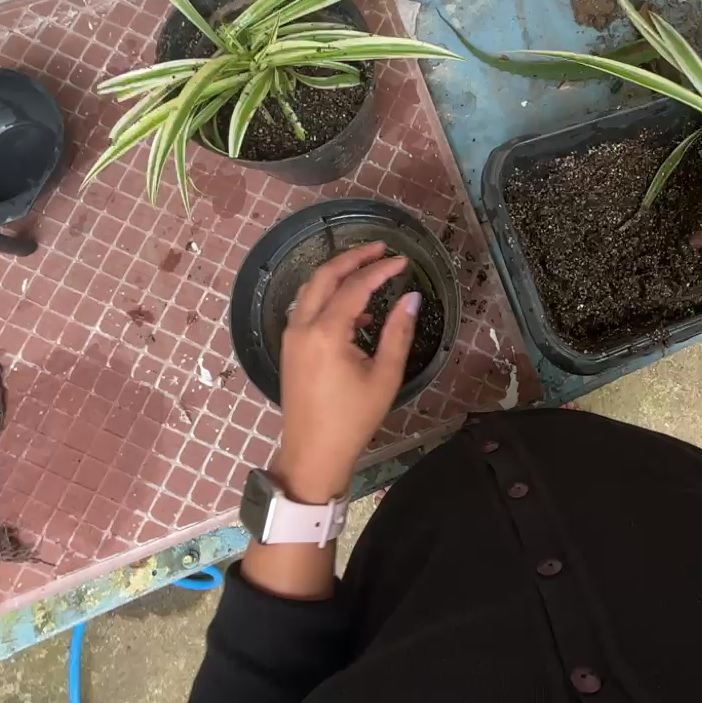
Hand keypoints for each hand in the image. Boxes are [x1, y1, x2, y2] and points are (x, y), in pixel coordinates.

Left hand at [273, 242, 420, 502]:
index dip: (381, 269)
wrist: (313, 453)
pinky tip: (357, 309)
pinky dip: (330, 296)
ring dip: (339, 274)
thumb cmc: (352, 419)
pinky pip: (308, 307)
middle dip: (353, 258)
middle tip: (381, 249)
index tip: (403, 260)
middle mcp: (302, 327)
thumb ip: (398, 332)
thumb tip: (411, 297)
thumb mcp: (384, 376)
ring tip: (369, 268)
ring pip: (312, 289)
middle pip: (324, 276)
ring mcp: (292, 336)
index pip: (355, 287)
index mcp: (326, 333)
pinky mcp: (291, 347)